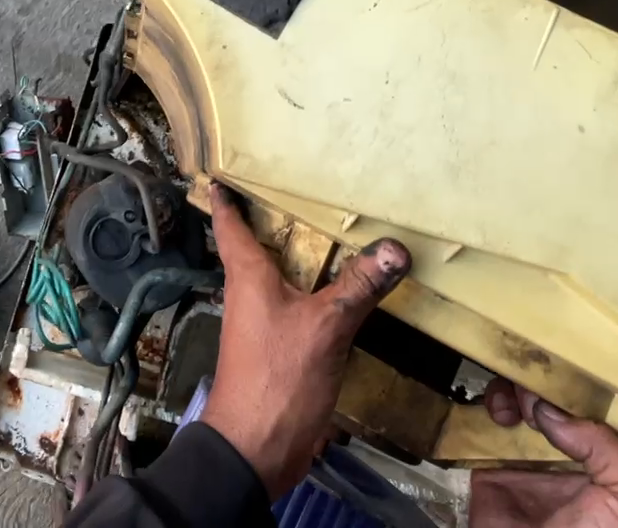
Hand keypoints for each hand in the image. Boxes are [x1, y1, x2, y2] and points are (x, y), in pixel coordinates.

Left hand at [201, 183, 411, 498]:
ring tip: (325, 227)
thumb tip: (394, 248)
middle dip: (271, 217)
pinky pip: (293, 302)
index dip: (225, 196)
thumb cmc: (277, 376)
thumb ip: (357, 287)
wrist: (255, 447)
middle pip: (254, 242)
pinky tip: (337, 287)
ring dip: (294, 253)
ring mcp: (261, 319)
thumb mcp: (324, 327)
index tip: (223, 170)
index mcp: (246, 273)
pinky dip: (310, 286)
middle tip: (295, 186)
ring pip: (275, 273)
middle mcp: (248, 289)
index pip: (228, 221)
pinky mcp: (277, 344)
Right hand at [471, 379, 617, 527]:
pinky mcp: (485, 474)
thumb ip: (606, 449)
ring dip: (504, 394)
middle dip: (530, 386)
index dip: (567, 388)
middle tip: (525, 394)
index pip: (584, 413)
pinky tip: (494, 416)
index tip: (553, 380)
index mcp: (602, 469)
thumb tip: (550, 411)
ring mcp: (521, 467)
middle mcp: (563, 462)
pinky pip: (476, 432)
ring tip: (507, 410)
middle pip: (542, 404)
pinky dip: (477, 410)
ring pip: (508, 408)